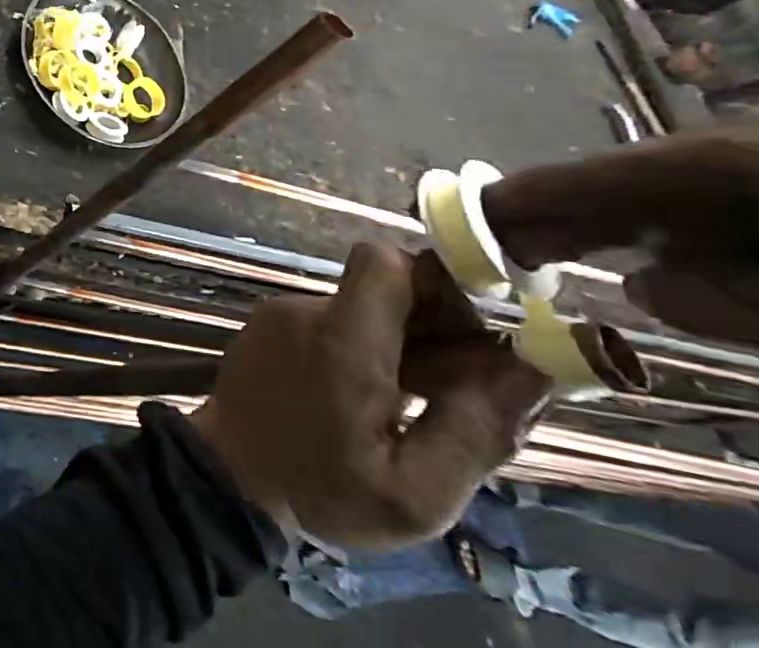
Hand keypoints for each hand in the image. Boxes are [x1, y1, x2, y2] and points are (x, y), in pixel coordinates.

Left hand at [189, 242, 548, 549]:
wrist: (223, 483)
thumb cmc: (318, 491)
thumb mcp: (414, 496)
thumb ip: (477, 431)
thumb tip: (534, 369)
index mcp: (343, 341)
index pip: (390, 262)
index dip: (439, 286)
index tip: (468, 336)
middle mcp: (309, 311)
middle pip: (386, 283)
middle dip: (433, 321)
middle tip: (452, 384)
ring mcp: (284, 313)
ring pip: (364, 303)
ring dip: (401, 339)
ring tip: (409, 401)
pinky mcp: (272, 324)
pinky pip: (333, 318)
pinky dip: (362, 345)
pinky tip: (365, 395)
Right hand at [481, 98, 758, 415]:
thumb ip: (720, 303)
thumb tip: (645, 283)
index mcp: (753, 157)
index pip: (599, 177)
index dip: (525, 201)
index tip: (464, 220)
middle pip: (625, 181)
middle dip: (559, 220)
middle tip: (496, 254)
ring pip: (672, 196)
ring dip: (619, 235)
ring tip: (559, 267)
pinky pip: (724, 206)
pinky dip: (681, 239)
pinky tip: (666, 266)